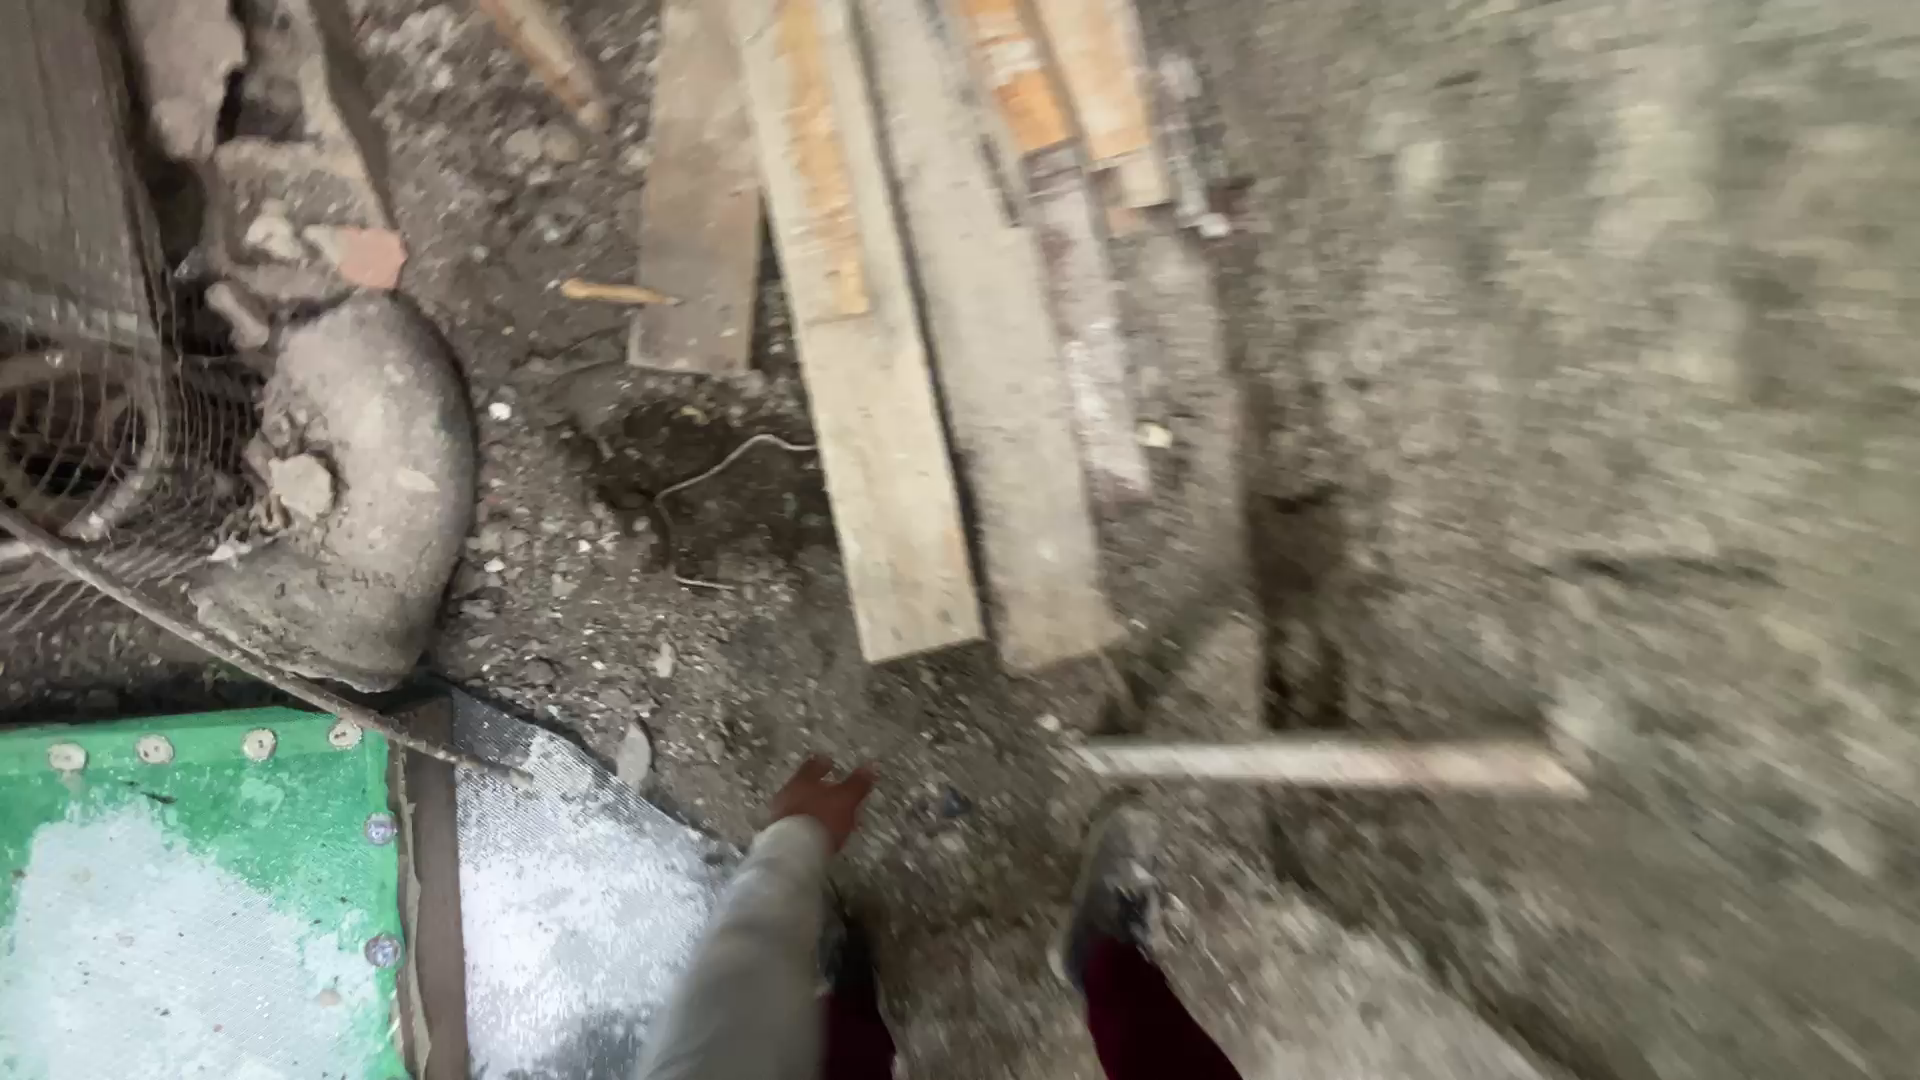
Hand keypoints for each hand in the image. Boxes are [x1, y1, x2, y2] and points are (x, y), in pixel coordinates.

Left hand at [767, 755, 875, 851]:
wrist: (793, 853)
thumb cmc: (821, 819)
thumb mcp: (846, 800)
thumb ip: (857, 784)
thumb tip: (871, 766)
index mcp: (803, 780)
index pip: (812, 765)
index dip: (822, 763)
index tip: (829, 762)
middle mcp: (787, 794)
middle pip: (803, 786)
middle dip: (818, 788)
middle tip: (832, 792)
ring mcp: (779, 815)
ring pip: (799, 806)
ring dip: (812, 808)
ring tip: (828, 817)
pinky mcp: (778, 836)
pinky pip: (795, 824)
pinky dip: (806, 825)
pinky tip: (816, 833)